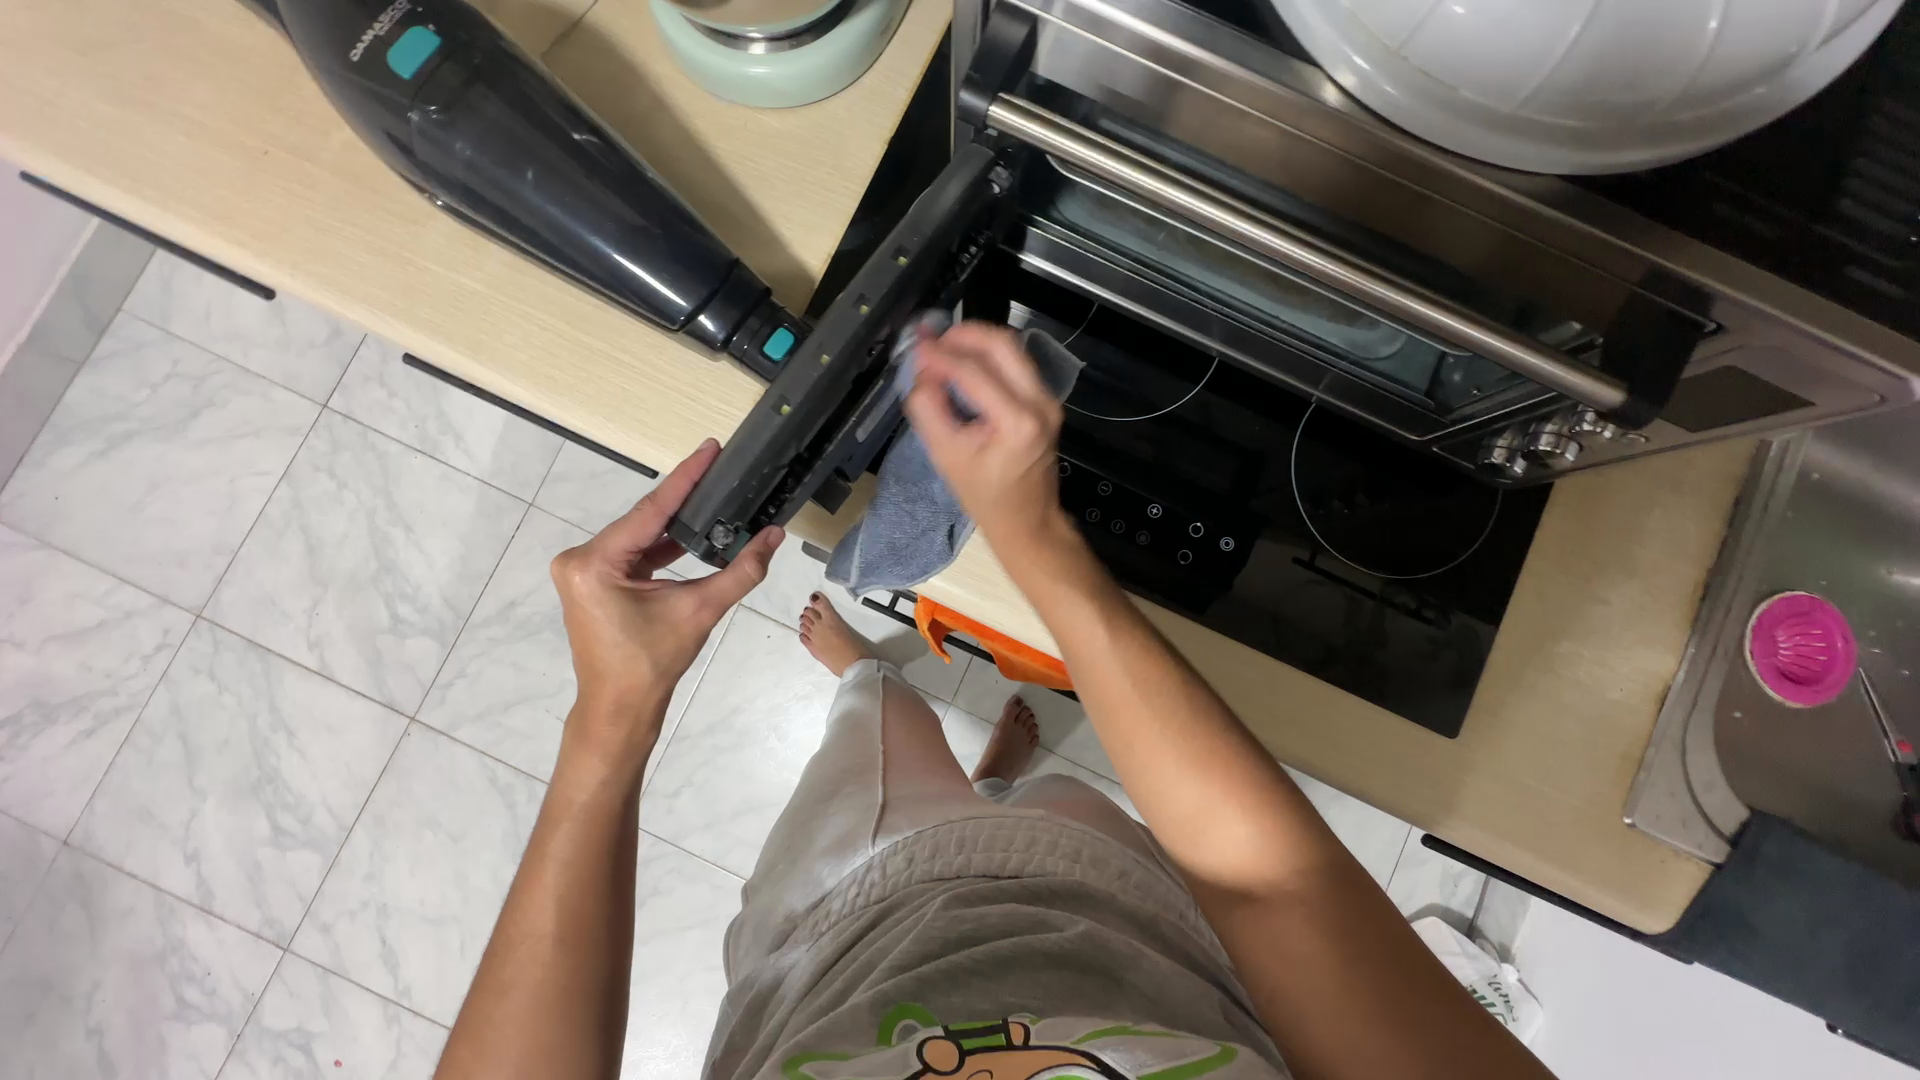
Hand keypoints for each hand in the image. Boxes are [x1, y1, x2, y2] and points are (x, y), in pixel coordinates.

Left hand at [549, 439, 780, 777]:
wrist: (620, 708)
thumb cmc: (654, 663)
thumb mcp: (700, 610)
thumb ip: (741, 570)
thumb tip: (775, 536)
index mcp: (595, 563)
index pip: (650, 511)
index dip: (685, 479)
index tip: (709, 448)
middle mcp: (580, 559)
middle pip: (643, 521)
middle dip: (683, 498)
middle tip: (718, 467)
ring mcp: (584, 570)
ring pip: (640, 537)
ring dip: (676, 523)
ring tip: (713, 495)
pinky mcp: (594, 581)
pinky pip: (635, 553)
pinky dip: (664, 546)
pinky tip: (694, 533)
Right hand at [903, 322, 1067, 544]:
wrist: (1028, 520)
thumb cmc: (986, 496)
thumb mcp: (946, 456)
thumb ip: (929, 409)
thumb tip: (923, 370)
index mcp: (1017, 421)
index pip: (974, 371)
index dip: (941, 355)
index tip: (917, 347)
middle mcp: (1040, 403)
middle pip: (1002, 344)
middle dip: (964, 335)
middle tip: (933, 341)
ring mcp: (1048, 400)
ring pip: (1012, 349)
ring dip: (976, 343)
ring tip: (944, 350)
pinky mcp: (1046, 401)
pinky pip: (1016, 364)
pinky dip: (989, 357)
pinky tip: (964, 365)